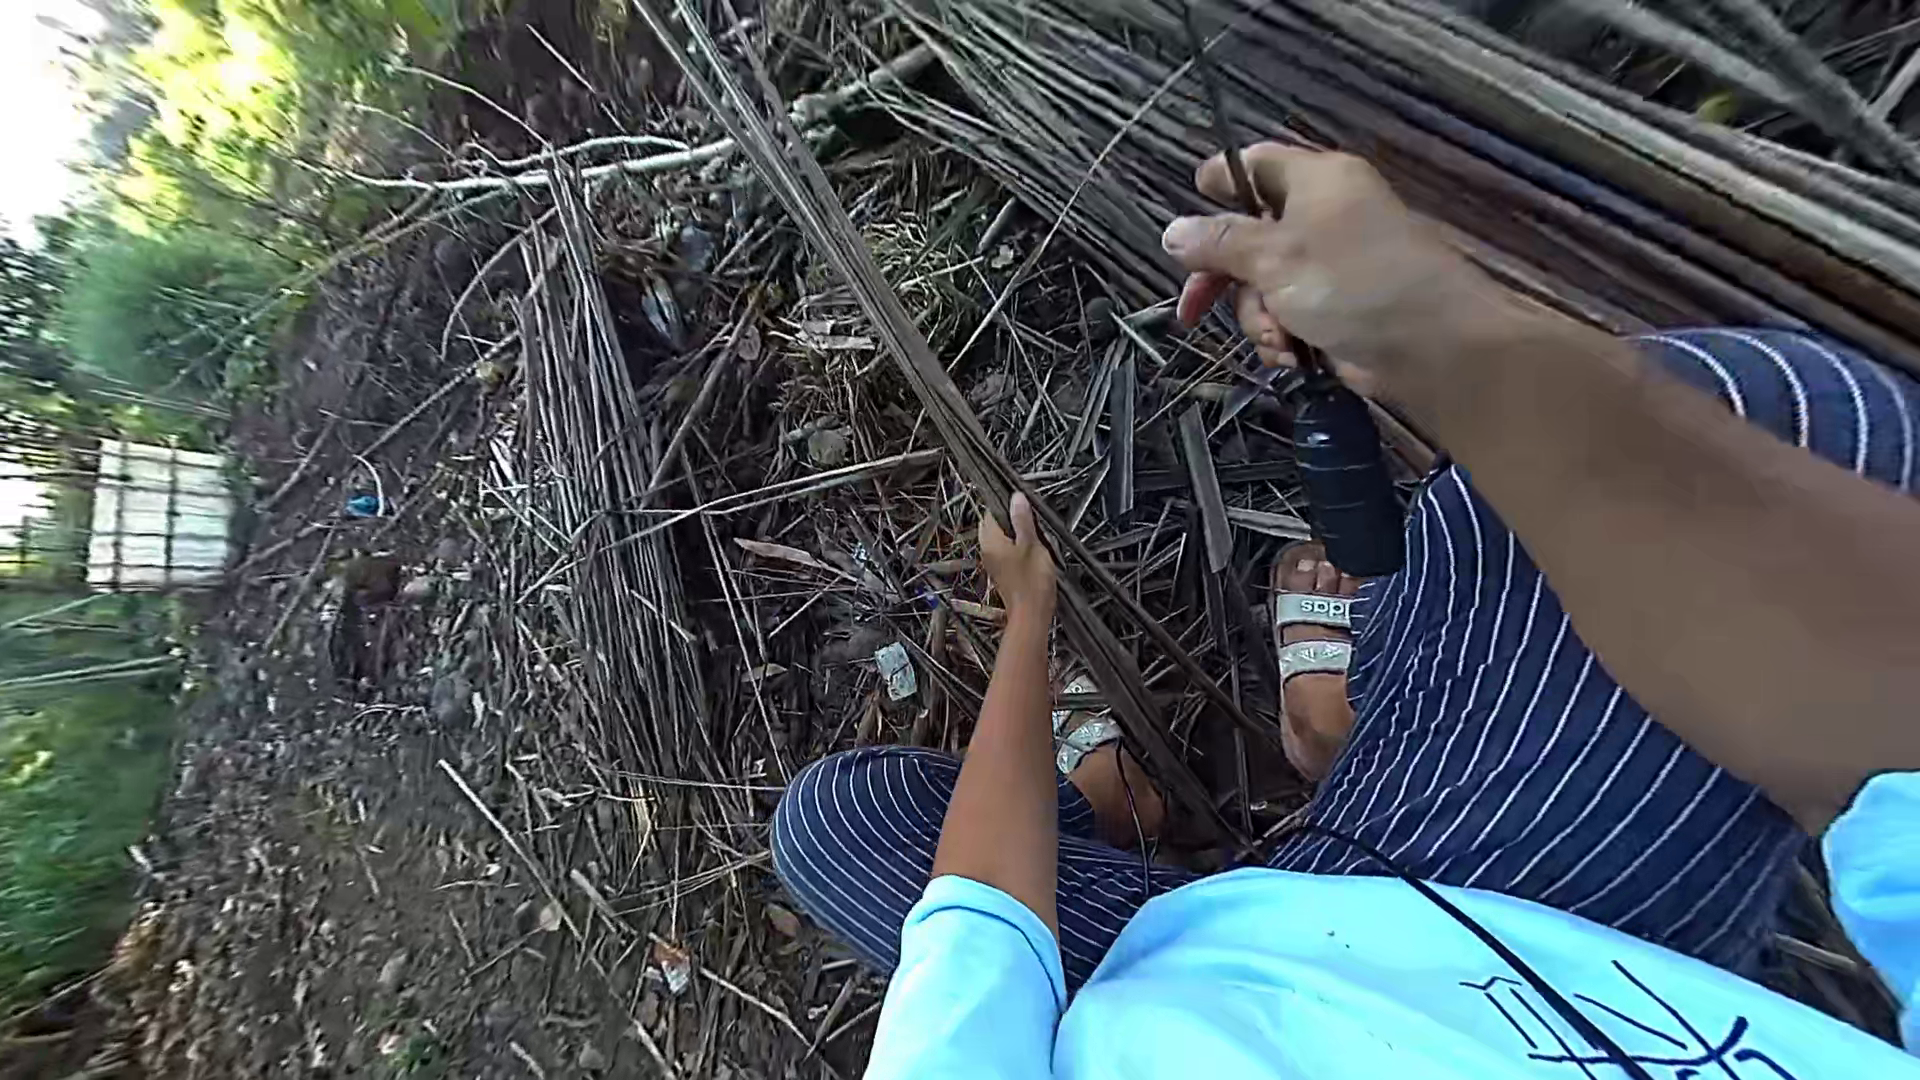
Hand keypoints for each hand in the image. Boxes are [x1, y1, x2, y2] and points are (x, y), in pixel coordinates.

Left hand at [979, 492, 1056, 619]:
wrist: (1032, 615)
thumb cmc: (1032, 582)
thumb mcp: (1031, 544)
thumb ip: (1023, 520)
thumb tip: (1016, 498)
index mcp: (990, 541)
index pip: (991, 512)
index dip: (1008, 505)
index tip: (1025, 505)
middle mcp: (987, 551)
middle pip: (996, 524)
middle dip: (1014, 520)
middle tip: (1033, 523)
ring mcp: (994, 562)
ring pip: (1002, 538)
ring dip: (1018, 534)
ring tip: (1036, 538)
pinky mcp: (1003, 572)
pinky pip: (1007, 551)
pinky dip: (1019, 548)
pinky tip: (1033, 552)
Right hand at [1161, 145, 1513, 401]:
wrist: (1426, 345)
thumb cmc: (1352, 284)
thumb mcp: (1275, 256)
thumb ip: (1220, 243)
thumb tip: (1171, 232)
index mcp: (1314, 183)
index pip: (1256, 166)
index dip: (1220, 180)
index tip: (1186, 204)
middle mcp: (1317, 219)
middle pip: (1243, 241)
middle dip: (1222, 283)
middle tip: (1192, 312)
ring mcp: (1322, 266)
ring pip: (1256, 289)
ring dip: (1257, 320)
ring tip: (1280, 338)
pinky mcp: (1326, 308)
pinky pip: (1278, 318)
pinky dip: (1278, 338)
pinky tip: (1293, 352)